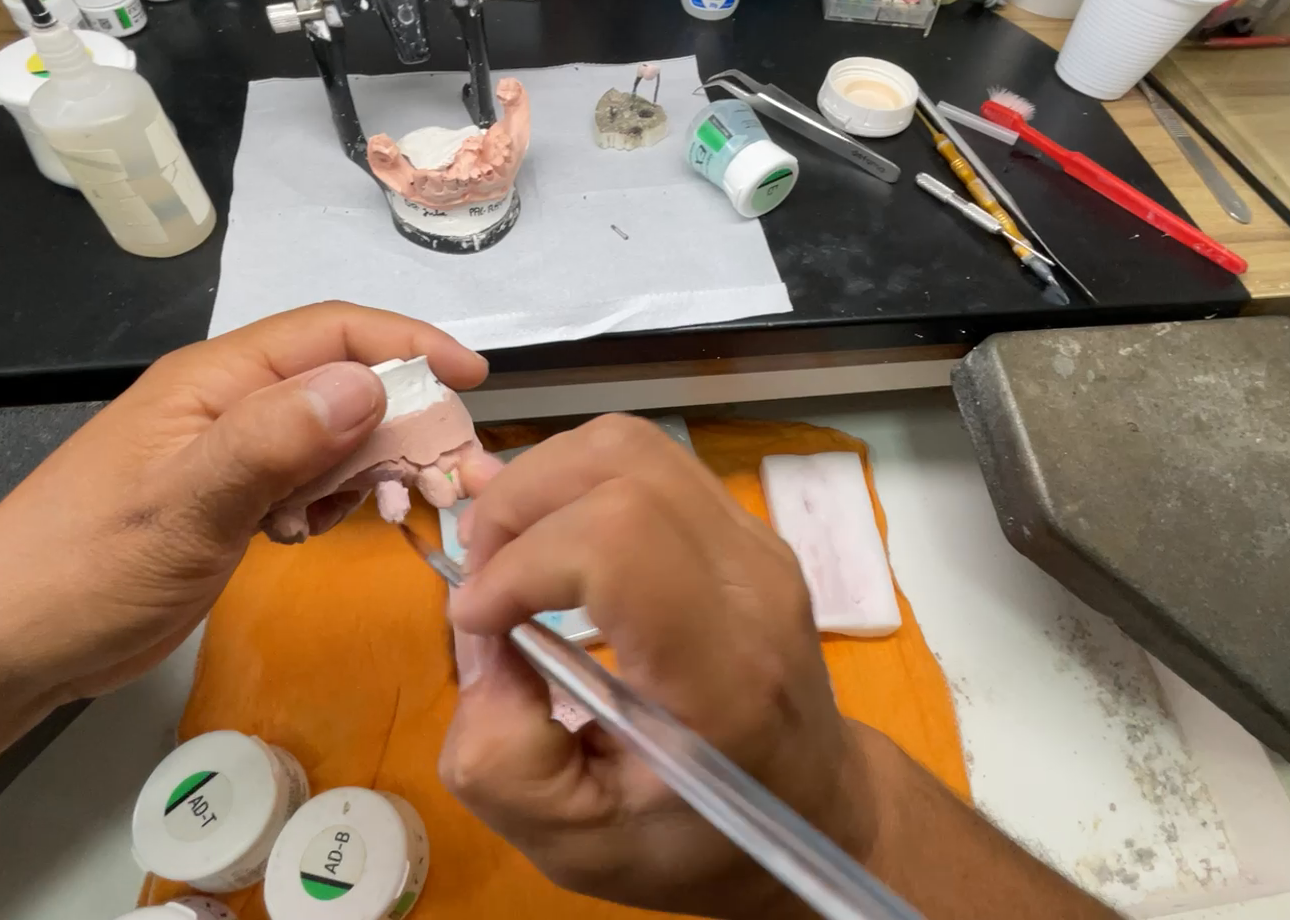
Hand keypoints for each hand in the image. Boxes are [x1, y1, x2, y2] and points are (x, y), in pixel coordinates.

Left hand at [0, 303, 486, 705]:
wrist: (1, 651)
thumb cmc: (81, 572)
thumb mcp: (181, 506)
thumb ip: (272, 441)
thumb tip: (370, 384)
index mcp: (220, 378)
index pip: (334, 333)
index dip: (410, 343)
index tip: (473, 378)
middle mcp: (237, 401)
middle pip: (349, 382)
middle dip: (410, 416)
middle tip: (454, 469)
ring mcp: (240, 449)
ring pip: (339, 432)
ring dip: (379, 462)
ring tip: (395, 506)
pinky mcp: (242, 493)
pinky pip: (316, 475)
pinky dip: (339, 496)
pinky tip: (319, 531)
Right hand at [441, 415, 875, 918]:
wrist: (811, 801)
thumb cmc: (700, 836)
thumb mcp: (578, 844)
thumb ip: (502, 757)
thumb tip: (481, 631)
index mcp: (723, 671)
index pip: (621, 543)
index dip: (525, 562)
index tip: (478, 617)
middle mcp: (751, 580)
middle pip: (621, 467)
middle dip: (519, 504)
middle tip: (483, 574)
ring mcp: (755, 539)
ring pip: (631, 445)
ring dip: (543, 479)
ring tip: (510, 546)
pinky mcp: (744, 523)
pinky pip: (647, 460)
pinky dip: (576, 477)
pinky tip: (551, 527)